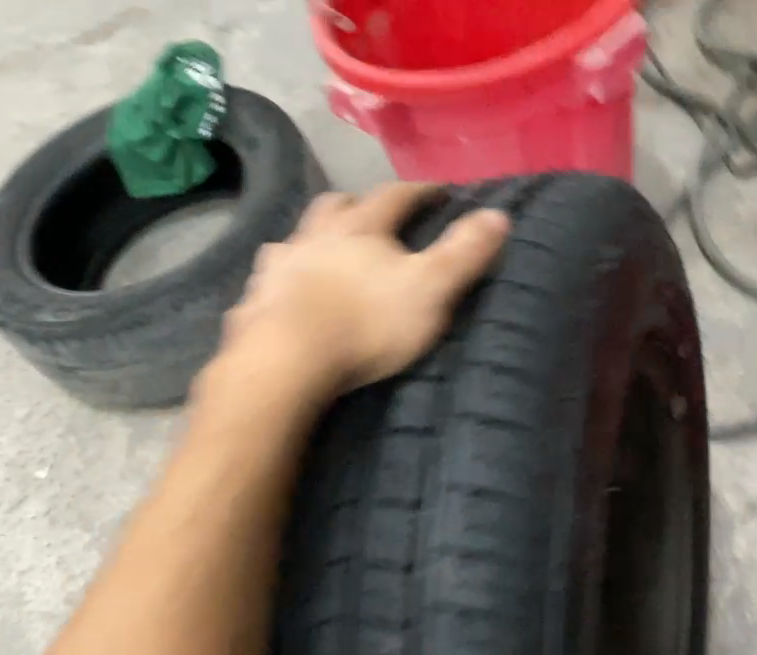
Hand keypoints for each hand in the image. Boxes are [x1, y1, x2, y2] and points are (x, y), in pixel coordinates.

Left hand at [217, 182, 509, 396]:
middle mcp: (314, 236)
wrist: (288, 359)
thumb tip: (500, 215)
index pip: (395, 196)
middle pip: (336, 207)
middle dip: (356, 205)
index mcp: (360, 227)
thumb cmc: (367, 322)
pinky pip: (269, 282)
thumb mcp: (430, 289)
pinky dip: (282, 282)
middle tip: (370, 213)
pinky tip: (284, 294)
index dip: (419, 192)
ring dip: (312, 240)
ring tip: (323, 252)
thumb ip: (464, 254)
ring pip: (296, 240)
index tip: (438, 192)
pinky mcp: (255, 302)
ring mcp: (279, 268)